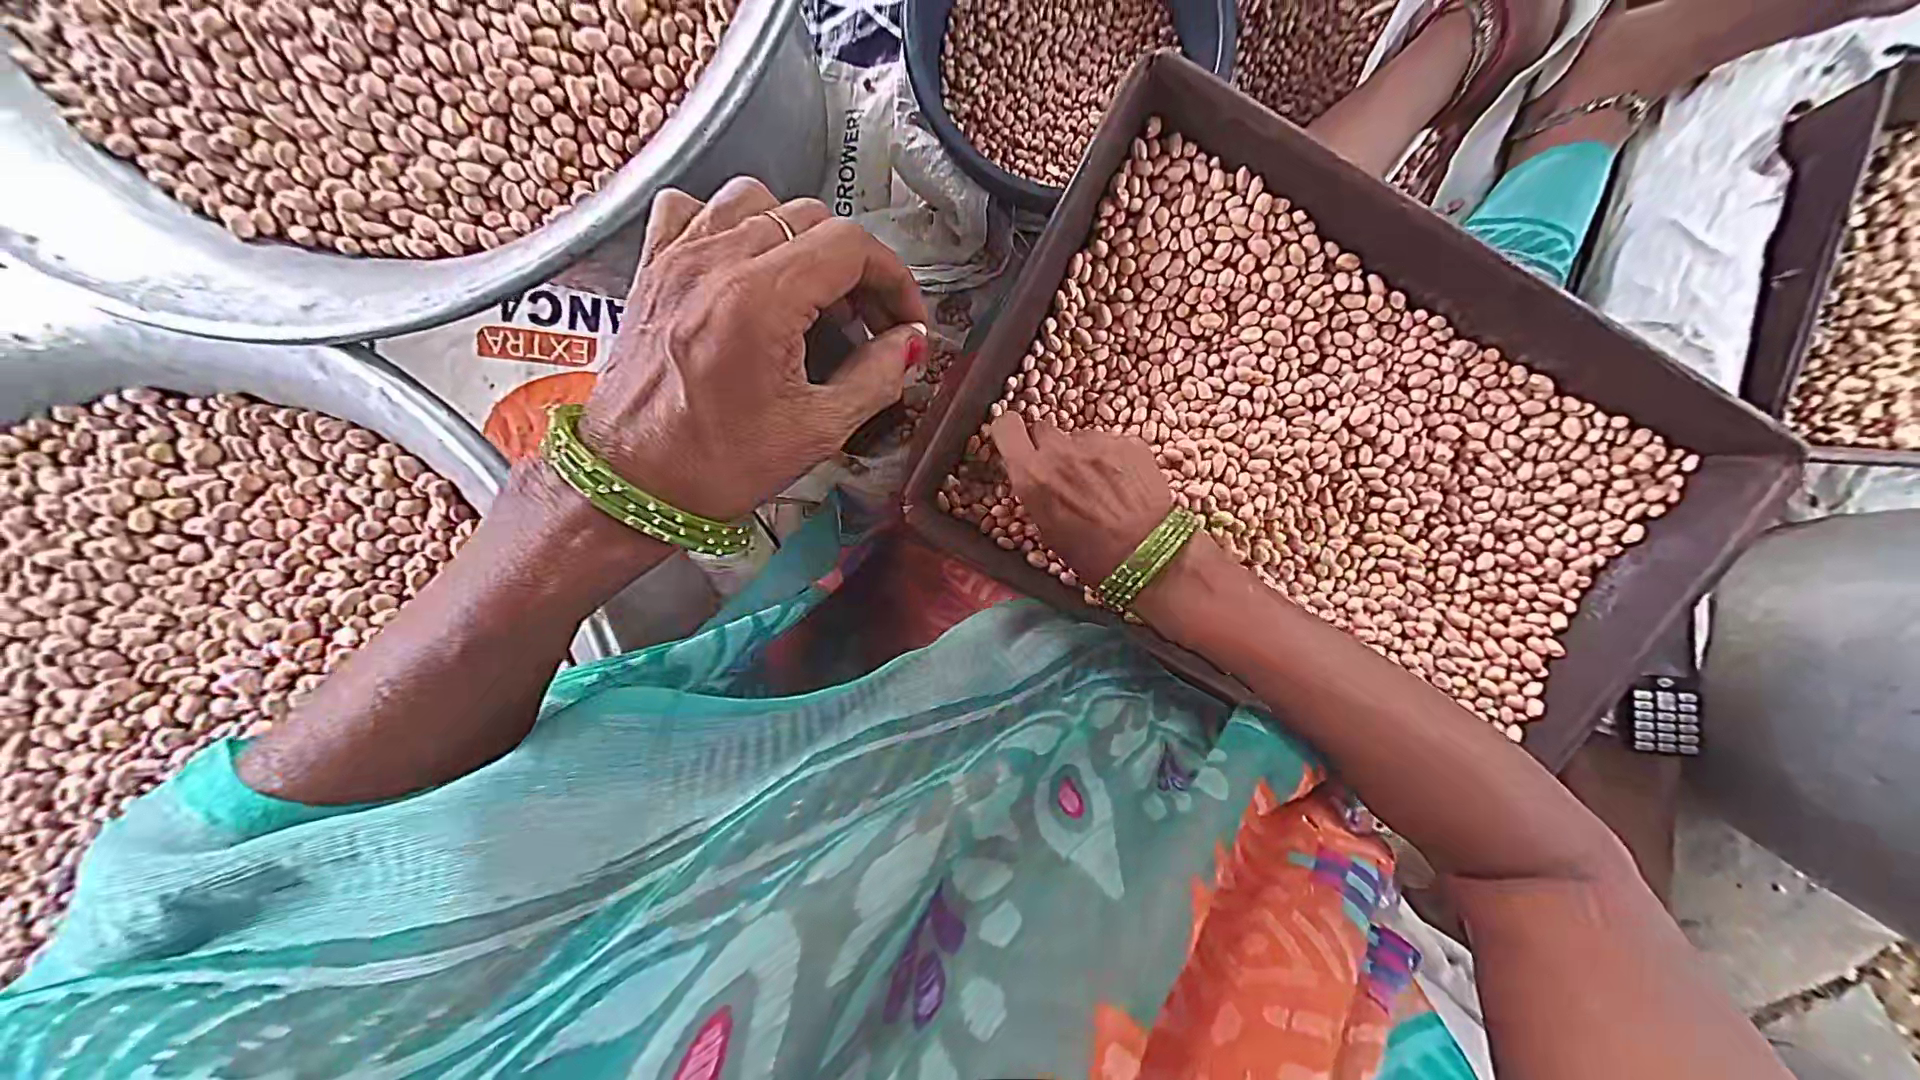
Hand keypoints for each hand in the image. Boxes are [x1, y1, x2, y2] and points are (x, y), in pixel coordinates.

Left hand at [577, 177, 928, 520]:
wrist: (633, 484)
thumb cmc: (712, 465)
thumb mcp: (817, 430)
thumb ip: (876, 377)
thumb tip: (908, 345)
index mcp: (759, 301)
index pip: (851, 246)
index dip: (894, 279)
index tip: (904, 317)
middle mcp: (714, 264)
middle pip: (812, 219)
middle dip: (857, 267)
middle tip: (870, 319)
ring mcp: (677, 260)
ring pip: (759, 201)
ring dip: (802, 240)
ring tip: (814, 293)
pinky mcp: (655, 271)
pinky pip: (696, 210)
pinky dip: (734, 225)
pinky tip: (749, 268)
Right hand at [989, 413, 1175, 583]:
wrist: (1146, 557)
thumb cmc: (1092, 555)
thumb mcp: (1046, 528)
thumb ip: (1035, 491)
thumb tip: (1034, 476)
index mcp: (1032, 476)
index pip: (1006, 427)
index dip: (1010, 431)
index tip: (1016, 439)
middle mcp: (1060, 452)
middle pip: (1043, 429)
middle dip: (1049, 447)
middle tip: (1062, 472)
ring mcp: (1097, 443)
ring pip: (1080, 437)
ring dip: (1084, 454)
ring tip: (1099, 486)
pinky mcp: (1128, 443)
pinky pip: (1111, 443)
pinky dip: (1113, 459)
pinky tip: (1122, 485)